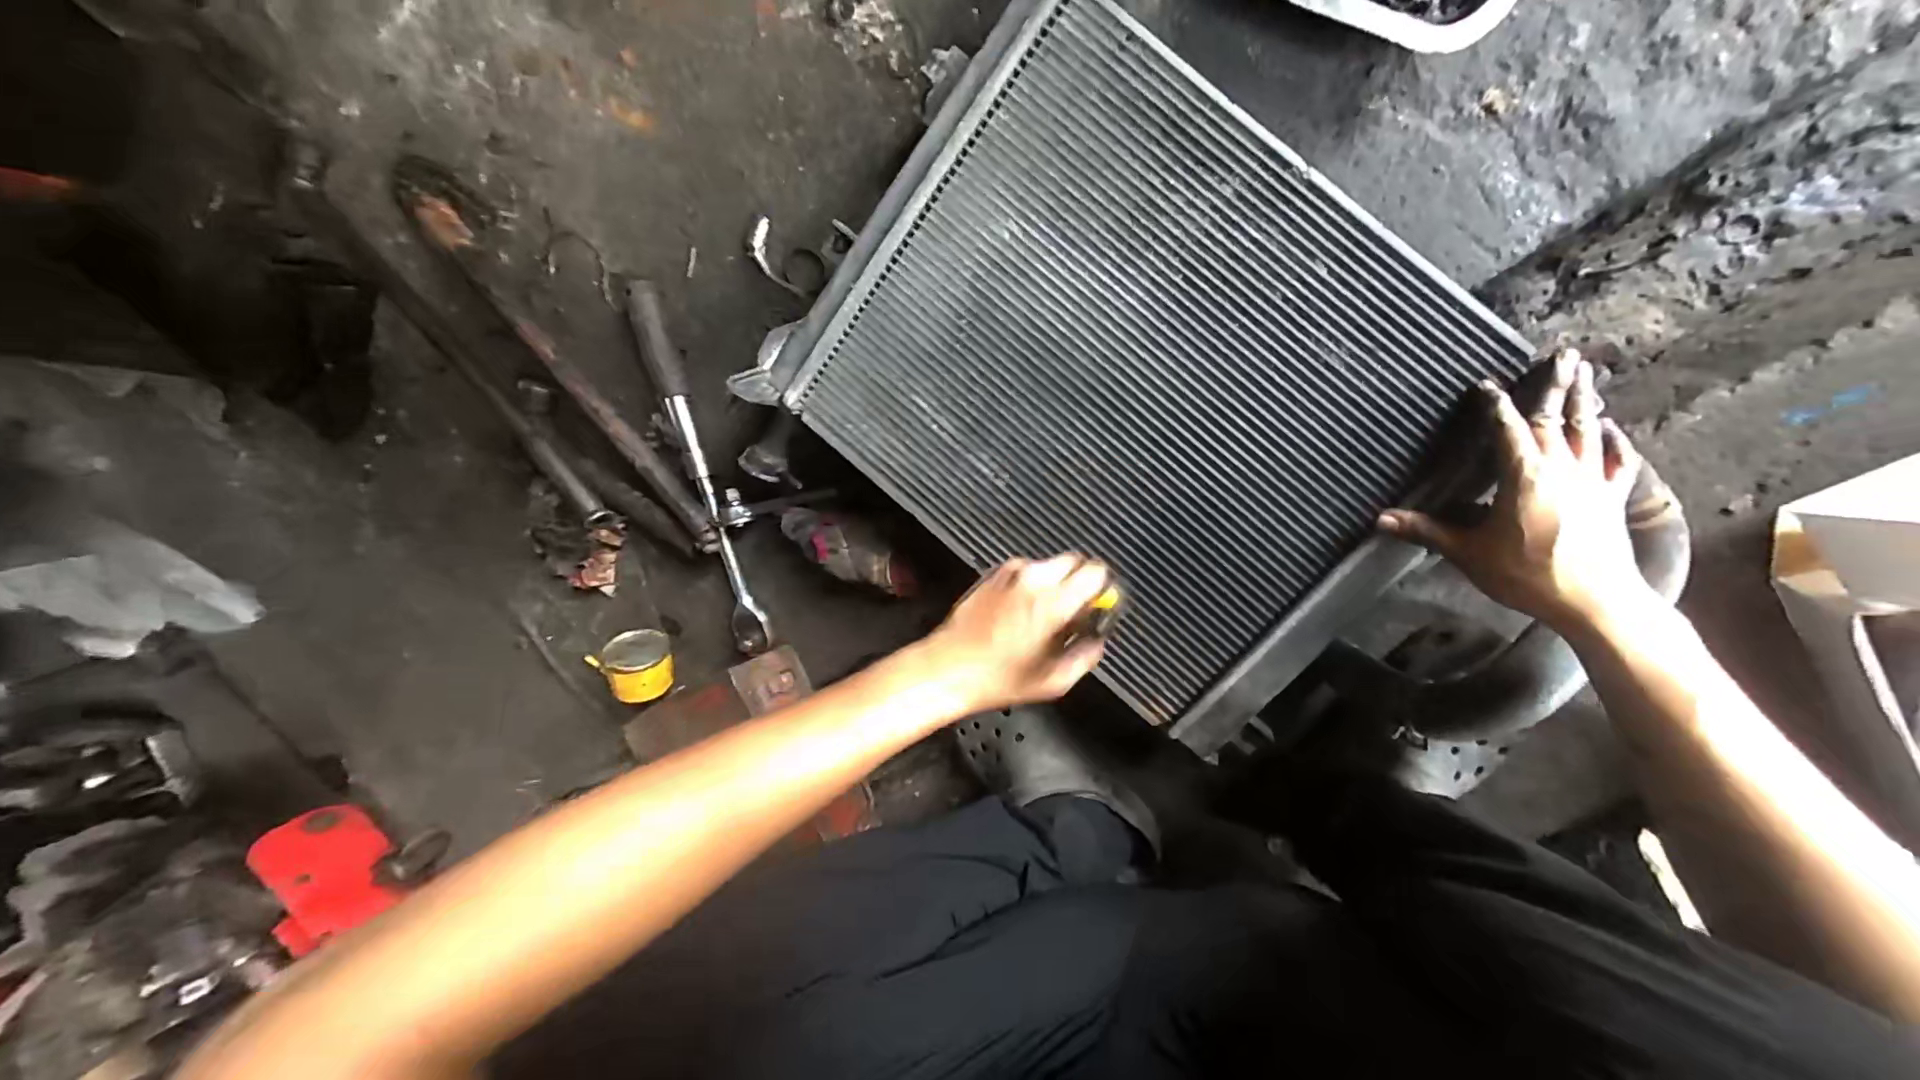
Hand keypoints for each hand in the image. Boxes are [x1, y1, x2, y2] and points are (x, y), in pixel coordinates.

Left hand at [916, 554, 1112, 714]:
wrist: (949, 668)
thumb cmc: (995, 677)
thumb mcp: (1053, 681)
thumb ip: (1086, 656)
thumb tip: (1097, 641)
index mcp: (1052, 603)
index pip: (1096, 572)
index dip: (1103, 588)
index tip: (1100, 604)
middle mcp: (1033, 580)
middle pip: (1075, 561)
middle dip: (1080, 582)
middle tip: (1075, 610)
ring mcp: (1011, 574)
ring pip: (1050, 565)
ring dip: (1056, 583)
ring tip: (1044, 617)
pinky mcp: (994, 575)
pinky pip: (1026, 571)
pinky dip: (1032, 585)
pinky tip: (1022, 613)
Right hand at [1378, 350, 1656, 633]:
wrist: (1596, 602)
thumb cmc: (1526, 573)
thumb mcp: (1467, 552)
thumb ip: (1426, 530)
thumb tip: (1380, 519)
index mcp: (1524, 476)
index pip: (1507, 429)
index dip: (1495, 405)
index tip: (1486, 384)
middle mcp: (1561, 469)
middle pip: (1556, 418)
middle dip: (1555, 385)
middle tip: (1563, 353)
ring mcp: (1591, 482)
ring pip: (1589, 430)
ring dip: (1586, 400)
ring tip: (1586, 374)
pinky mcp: (1611, 499)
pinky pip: (1615, 461)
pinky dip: (1613, 440)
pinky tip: (1610, 427)